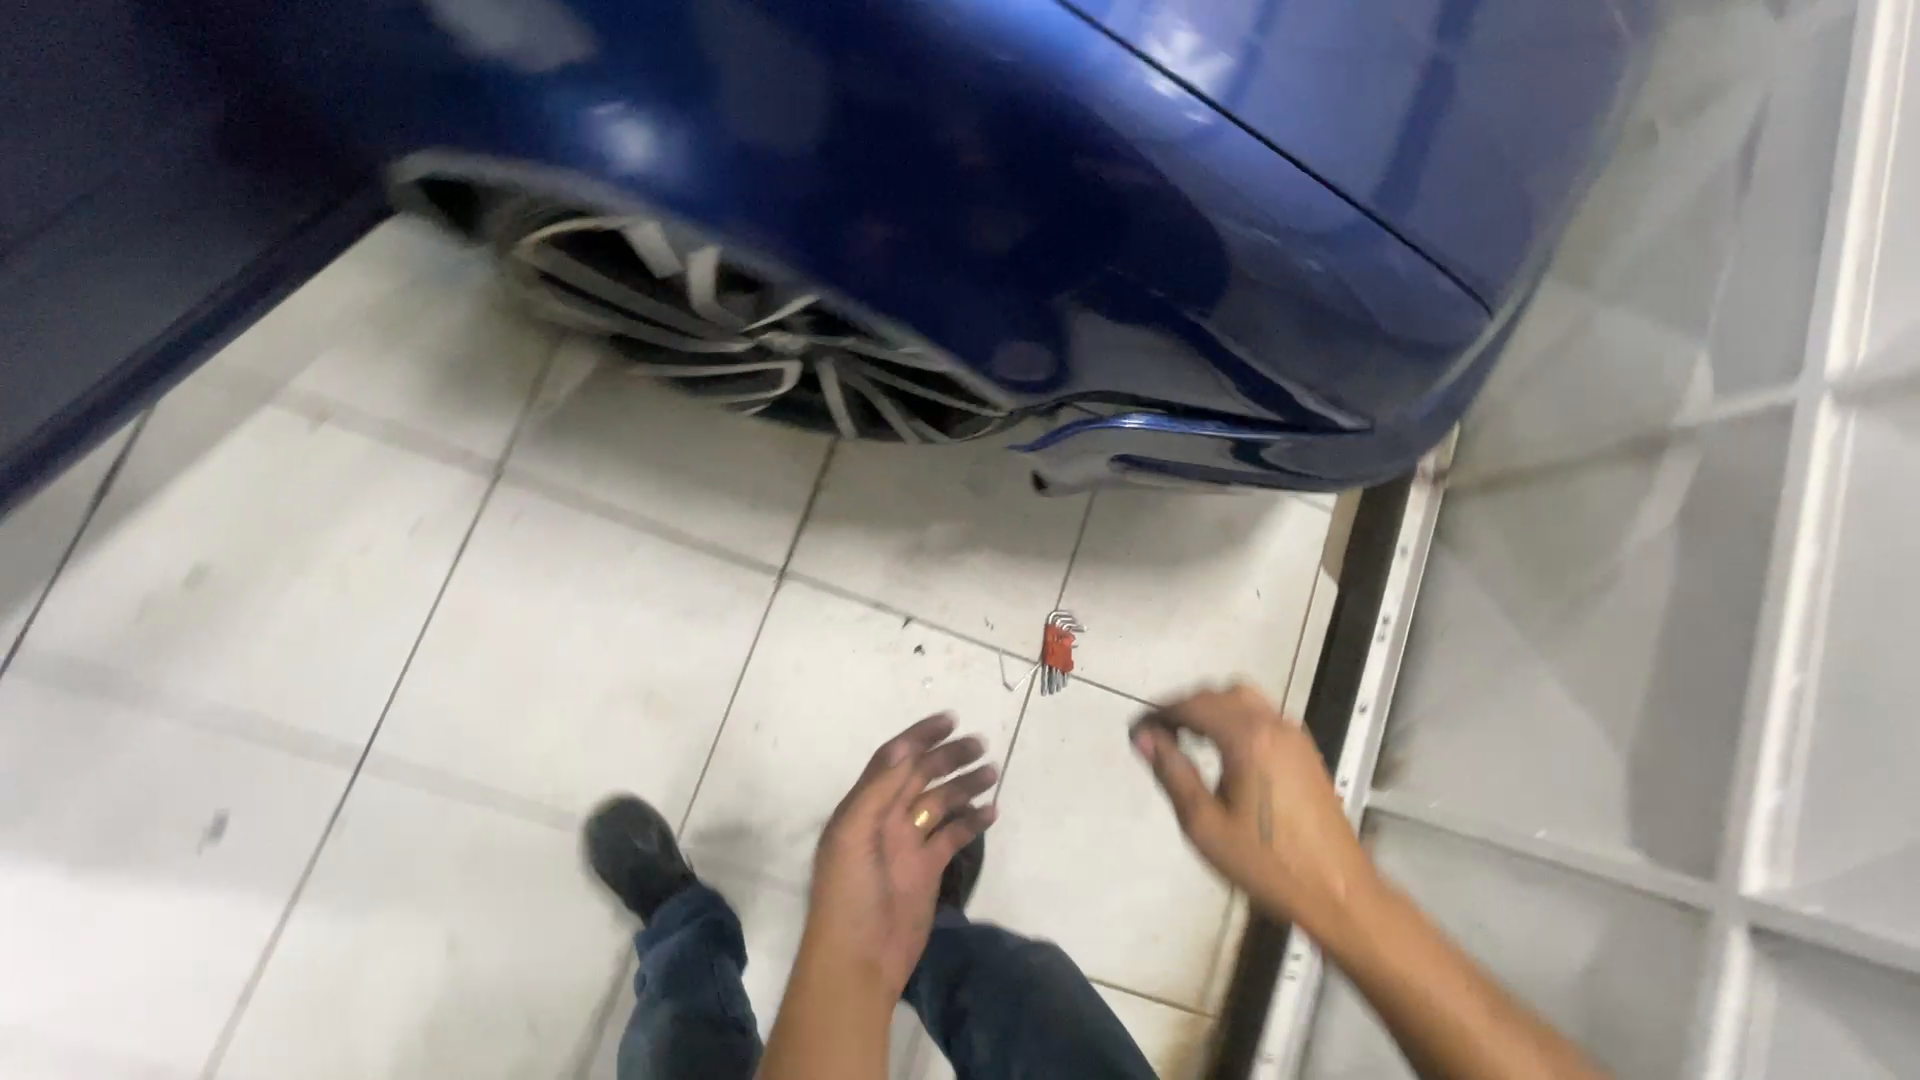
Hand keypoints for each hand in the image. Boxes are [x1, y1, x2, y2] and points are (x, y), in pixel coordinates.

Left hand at [803, 713, 998, 998]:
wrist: (858, 960)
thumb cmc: (848, 893)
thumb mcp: (853, 833)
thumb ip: (878, 788)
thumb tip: (904, 746)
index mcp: (864, 805)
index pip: (894, 759)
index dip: (919, 737)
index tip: (949, 719)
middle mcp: (886, 817)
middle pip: (922, 776)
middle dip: (949, 757)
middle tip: (980, 744)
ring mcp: (909, 843)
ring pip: (941, 802)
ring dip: (965, 785)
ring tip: (992, 771)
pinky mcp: (929, 869)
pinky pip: (953, 835)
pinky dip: (972, 821)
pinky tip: (992, 811)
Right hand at [1131, 683, 1376, 932]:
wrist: (1337, 892)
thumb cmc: (1265, 863)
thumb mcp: (1203, 824)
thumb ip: (1171, 771)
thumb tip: (1142, 736)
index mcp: (1247, 738)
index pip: (1192, 705)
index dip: (1159, 713)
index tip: (1136, 733)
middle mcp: (1273, 724)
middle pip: (1219, 694)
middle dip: (1184, 706)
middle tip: (1158, 735)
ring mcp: (1295, 736)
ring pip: (1244, 698)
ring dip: (1211, 708)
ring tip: (1187, 738)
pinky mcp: (1306, 751)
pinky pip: (1263, 715)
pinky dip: (1235, 718)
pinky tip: (1223, 750)